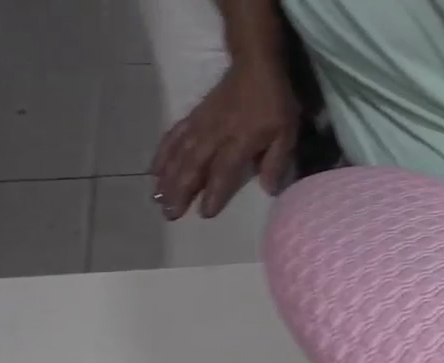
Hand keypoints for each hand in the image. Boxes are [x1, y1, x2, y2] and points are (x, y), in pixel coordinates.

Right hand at [151, 61, 297, 219]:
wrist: (254, 68)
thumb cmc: (276, 105)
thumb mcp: (287, 136)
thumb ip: (277, 162)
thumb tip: (269, 190)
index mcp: (240, 141)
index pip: (223, 171)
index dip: (214, 192)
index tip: (205, 212)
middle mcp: (215, 134)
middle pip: (193, 165)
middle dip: (181, 190)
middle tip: (170, 213)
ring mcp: (201, 124)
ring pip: (179, 153)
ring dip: (167, 177)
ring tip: (157, 197)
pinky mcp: (194, 117)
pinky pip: (174, 136)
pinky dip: (163, 153)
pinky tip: (155, 169)